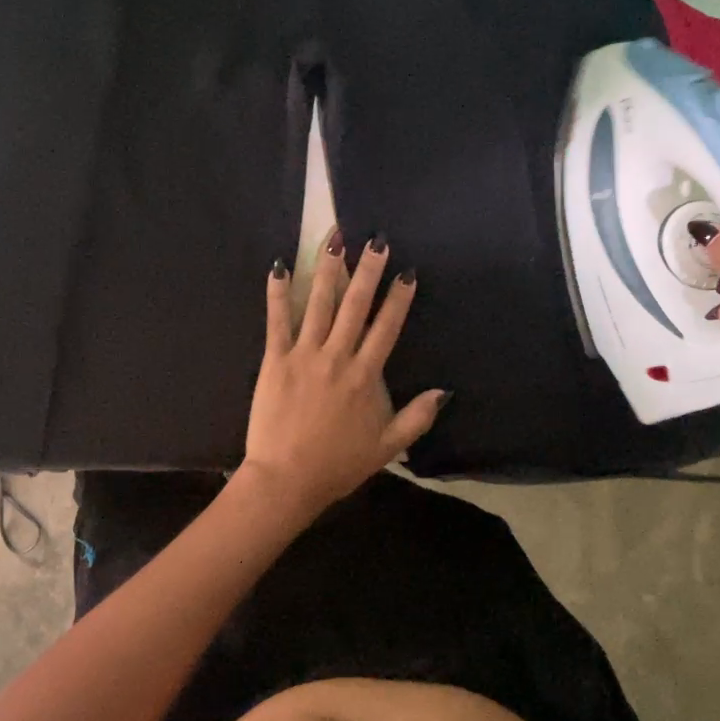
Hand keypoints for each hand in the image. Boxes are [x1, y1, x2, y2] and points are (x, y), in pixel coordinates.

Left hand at [239, 232, 448, 517]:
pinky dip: (278, 293)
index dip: (398, 299)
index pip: (386, 328)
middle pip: (355, 306)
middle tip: (376, 240)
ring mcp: (304, 355)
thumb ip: (416, 418)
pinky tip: (279, 266)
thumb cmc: (337, 465)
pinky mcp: (275, 360)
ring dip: (328, 270)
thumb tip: (444, 391)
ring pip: (319, 304)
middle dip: (368, 270)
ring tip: (335, 240)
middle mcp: (337, 357)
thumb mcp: (386, 447)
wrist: (286, 480)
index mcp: (365, 376)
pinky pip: (277, 320)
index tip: (407, 271)